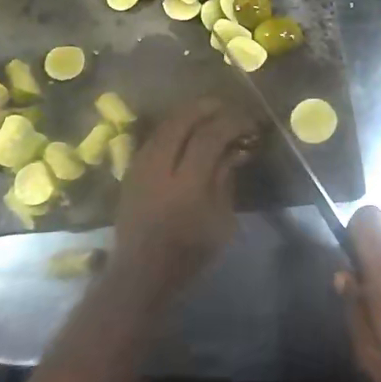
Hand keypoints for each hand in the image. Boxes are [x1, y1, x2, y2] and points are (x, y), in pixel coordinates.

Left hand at [111, 97, 255, 290]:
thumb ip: (224, 179)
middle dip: (206, 108)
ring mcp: (140, 167)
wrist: (141, 274)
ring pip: (164, 126)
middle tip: (227, 107)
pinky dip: (172, 128)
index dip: (232, 123)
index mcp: (187, 183)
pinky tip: (185, 132)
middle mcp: (160, 167)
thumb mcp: (221, 221)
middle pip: (181, 121)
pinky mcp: (130, 172)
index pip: (210, 136)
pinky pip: (154, 138)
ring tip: (208, 114)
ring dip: (187, 115)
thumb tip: (235, 150)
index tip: (250, 123)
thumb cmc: (189, 254)